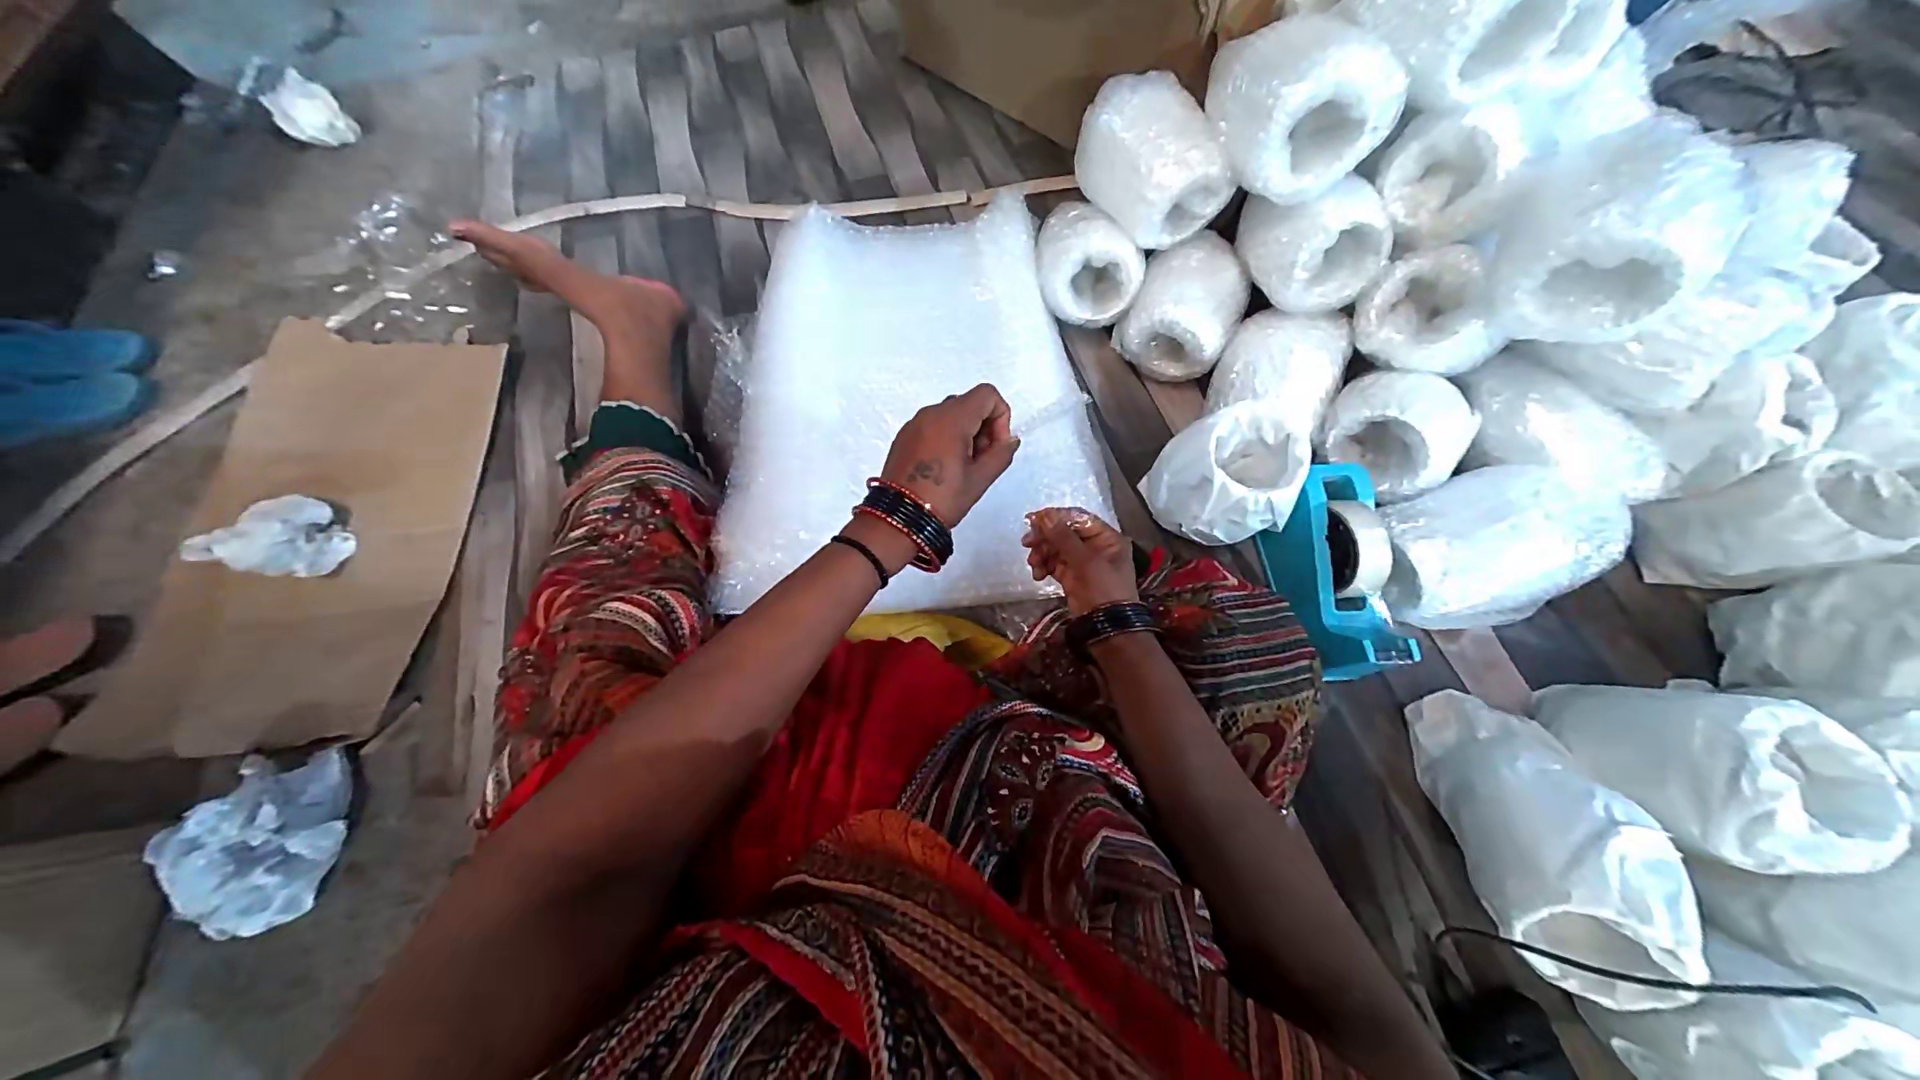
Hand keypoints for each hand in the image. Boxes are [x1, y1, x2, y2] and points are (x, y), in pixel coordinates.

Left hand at [879, 384, 1019, 525]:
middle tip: (981, 460)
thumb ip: (1001, 453)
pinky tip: (945, 467)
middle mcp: (931, 413)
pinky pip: (933, 425)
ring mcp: (914, 423)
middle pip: (969, 403)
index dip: (1001, 417)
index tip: (996, 446)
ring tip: (963, 466)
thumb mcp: (980, 479)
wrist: (899, 518)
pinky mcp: (904, 436)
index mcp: (951, 418)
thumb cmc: (942, 499)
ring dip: (966, 433)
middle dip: (984, 427)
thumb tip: (1010, 440)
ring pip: (951, 414)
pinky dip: (946, 437)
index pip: (988, 395)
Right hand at [1022, 507, 1138, 614]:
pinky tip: (1038, 574)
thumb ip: (1063, 537)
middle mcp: (1095, 546)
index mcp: (1106, 537)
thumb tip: (1044, 516)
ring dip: (1042, 554)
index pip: (1078, 519)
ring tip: (1033, 564)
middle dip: (1045, 538)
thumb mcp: (1085, 560)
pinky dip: (1044, 567)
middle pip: (1064, 533)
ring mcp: (1083, 562)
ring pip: (1056, 549)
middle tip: (1027, 542)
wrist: (1107, 626)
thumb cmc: (1103, 588)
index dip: (1055, 517)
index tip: (1033, 520)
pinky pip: (1054, 564)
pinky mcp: (1072, 576)